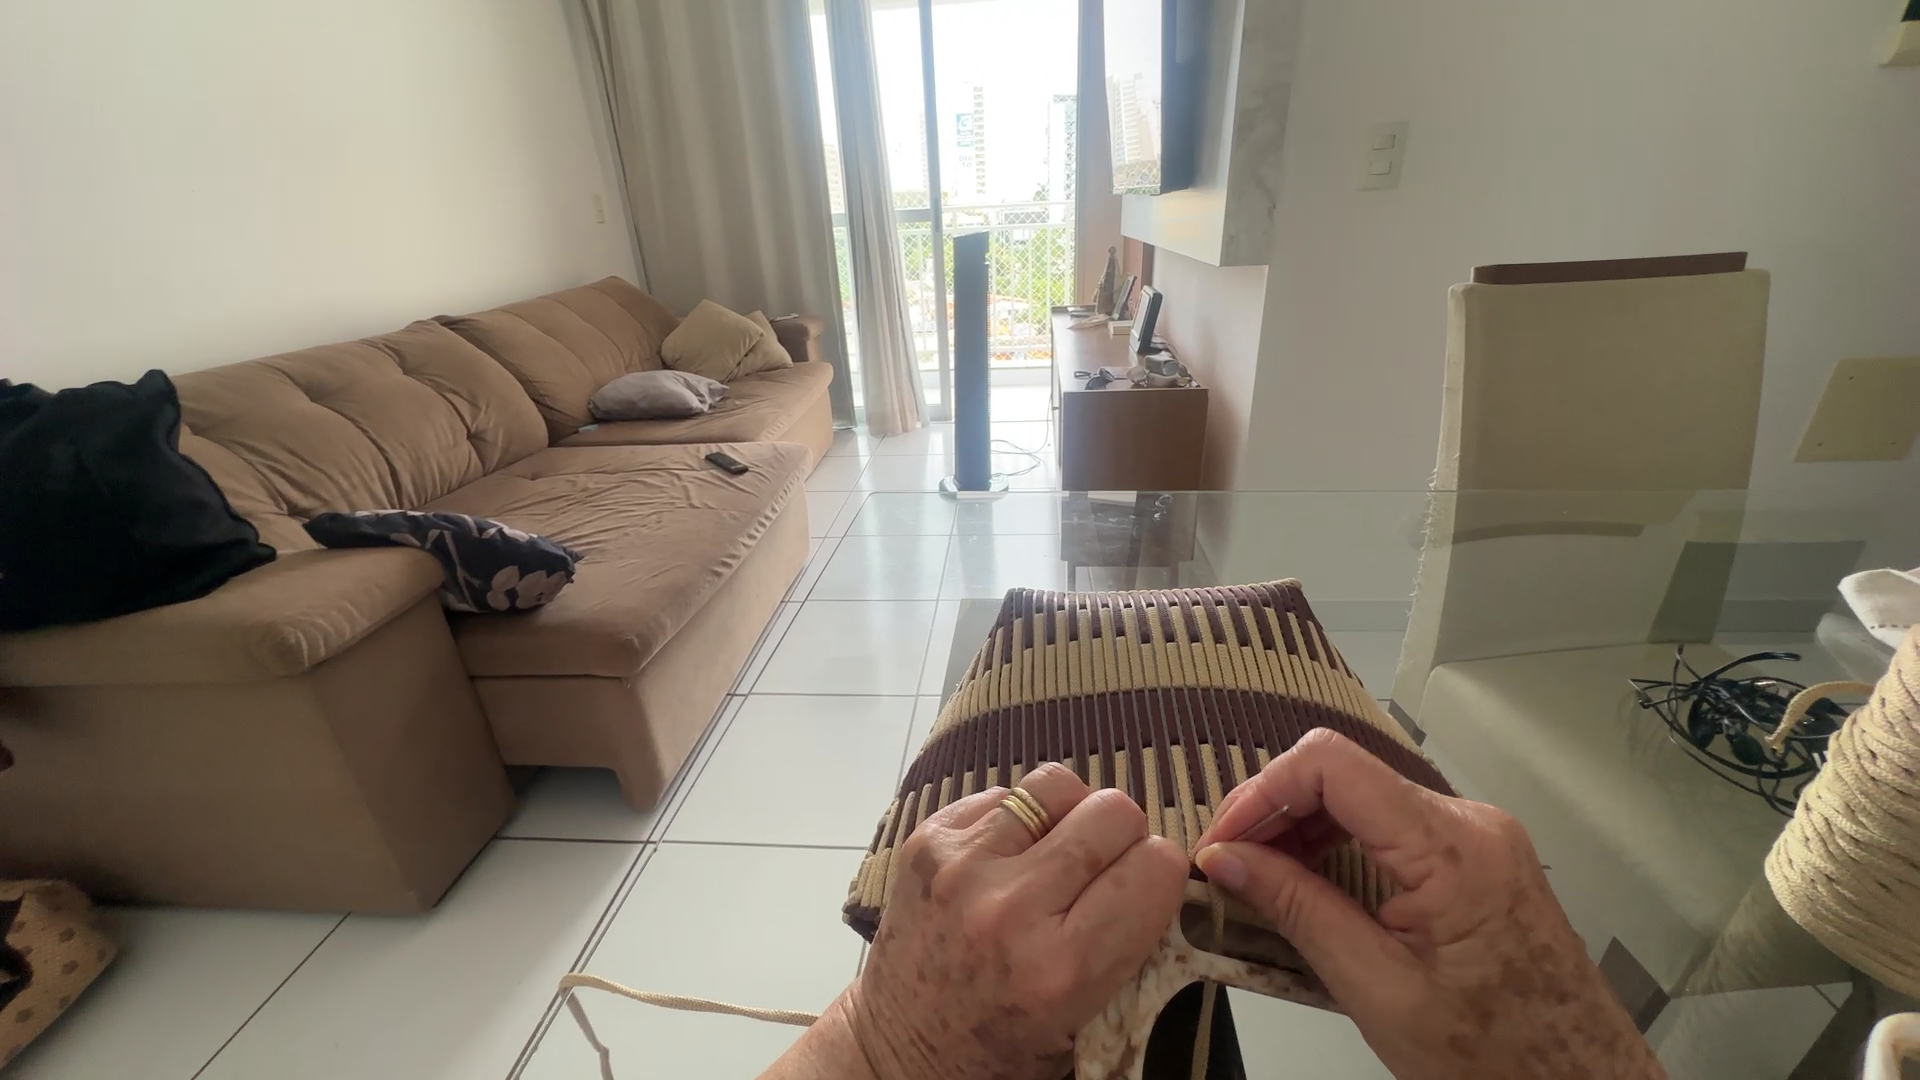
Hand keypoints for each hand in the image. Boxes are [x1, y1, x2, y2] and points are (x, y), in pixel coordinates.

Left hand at [845, 763, 1188, 1079]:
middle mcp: (1011, 906)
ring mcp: (962, 864)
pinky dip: (1015, 816)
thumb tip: (1161, 867)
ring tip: (1054, 846)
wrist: (900, 1045)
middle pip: (1110, 811)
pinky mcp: (927, 838)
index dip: (1161, 870)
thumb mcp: (1087, 1018)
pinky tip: (1004, 853)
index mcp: (1063, 967)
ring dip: (1067, 813)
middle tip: (1104, 861)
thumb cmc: (1003, 1043)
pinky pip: (1000, 792)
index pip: (1154, 869)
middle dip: (1122, 832)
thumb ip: (1129, 942)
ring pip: (1054, 784)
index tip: (1147, 882)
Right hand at [1193, 730, 1664, 1079]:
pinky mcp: (1468, 848)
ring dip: (1295, 821)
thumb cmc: (1496, 1063)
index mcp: (1454, 850)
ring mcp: (1472, 831)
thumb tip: (1225, 859)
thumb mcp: (1379, 991)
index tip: (1224, 838)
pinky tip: (1301, 871)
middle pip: (1339, 772)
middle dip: (1271, 808)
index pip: (1332, 765)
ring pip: (1354, 789)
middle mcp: (1468, 820)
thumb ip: (1298, 910)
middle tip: (1228, 857)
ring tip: (1255, 866)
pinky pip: (1379, 816)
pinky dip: (1329, 835)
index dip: (1263, 790)